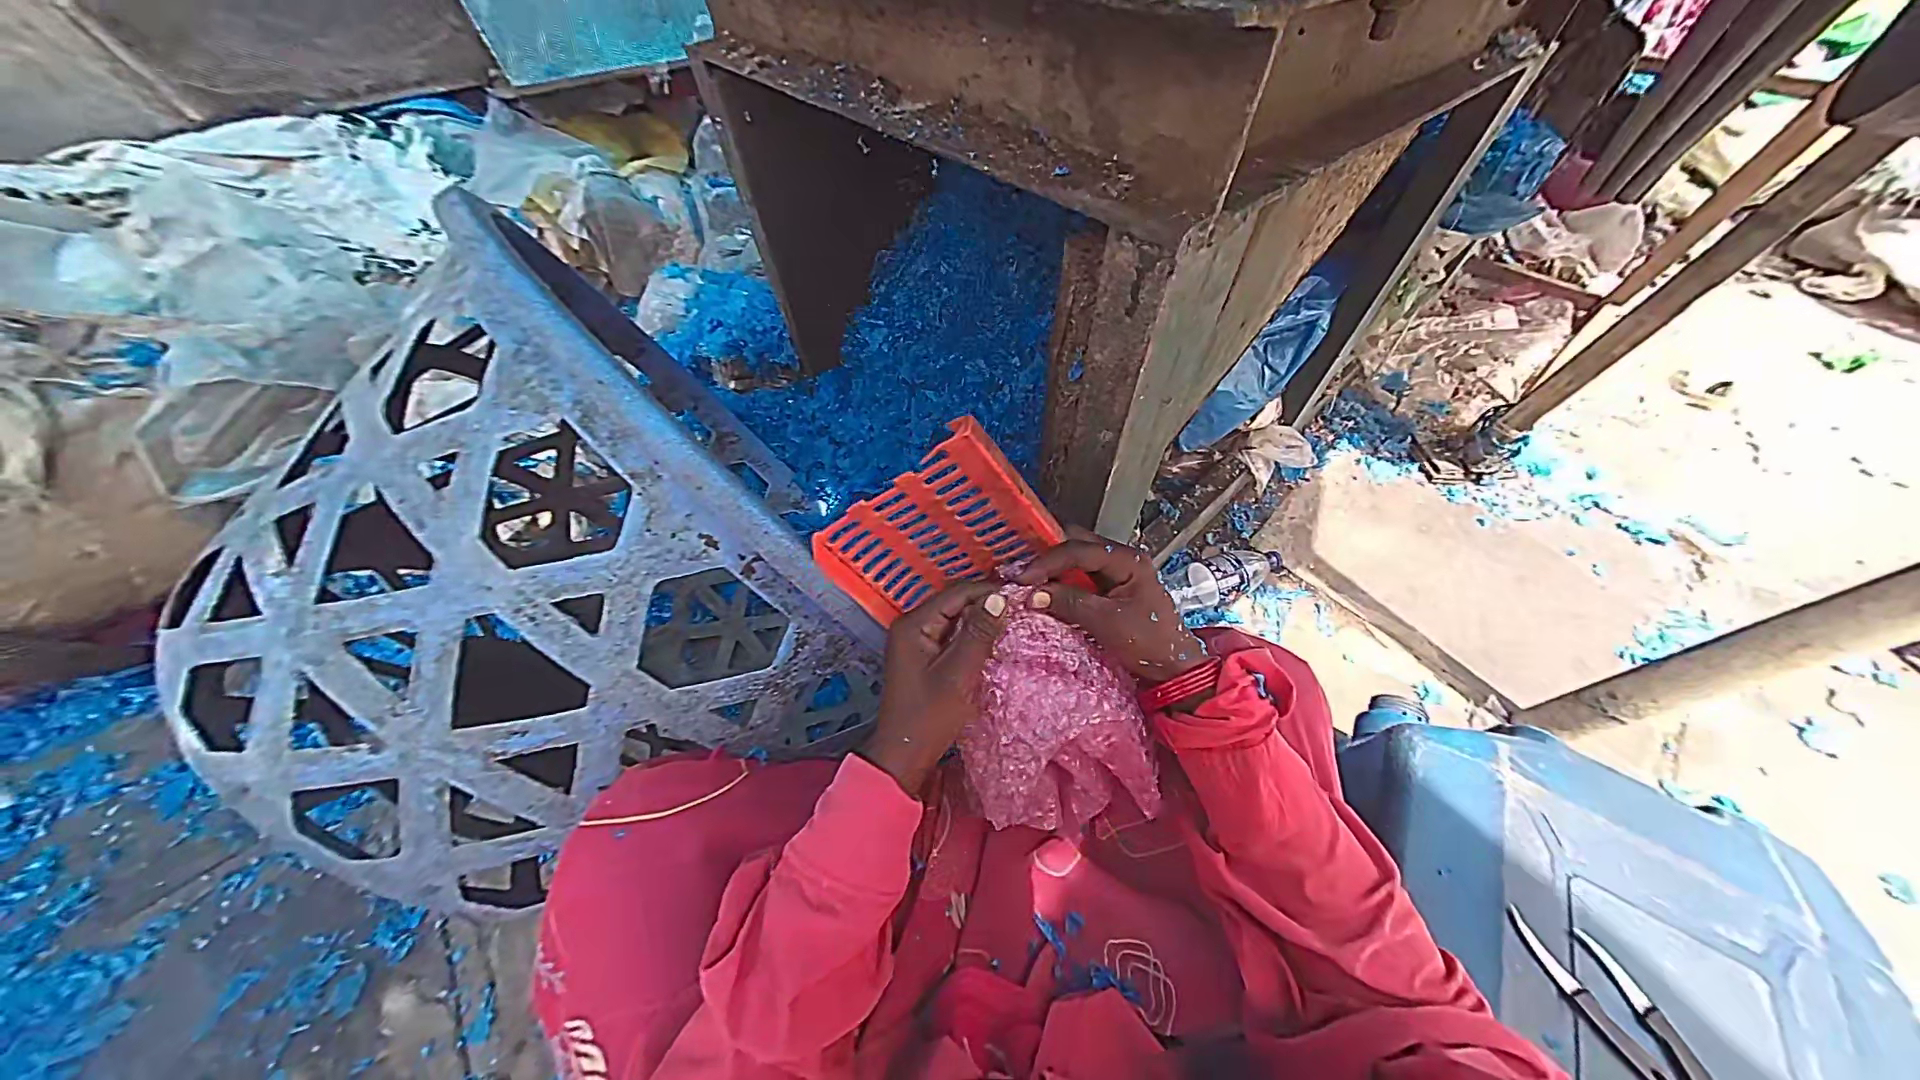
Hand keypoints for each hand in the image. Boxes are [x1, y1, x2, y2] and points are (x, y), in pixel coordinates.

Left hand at [860, 582, 1008, 794]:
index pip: (956, 593)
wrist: (905, 754)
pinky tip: (992, 638)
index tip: (1020, 594)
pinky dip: (972, 633)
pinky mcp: (924, 655)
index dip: (988, 591)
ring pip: (954, 617)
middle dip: (985, 601)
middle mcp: (911, 626)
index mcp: (913, 625)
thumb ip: (979, 633)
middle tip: (1019, 604)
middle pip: (954, 601)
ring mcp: (916, 641)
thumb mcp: (959, 673)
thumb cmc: (929, 716)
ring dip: (980, 617)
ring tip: (1012, 618)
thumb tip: (999, 598)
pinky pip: (951, 633)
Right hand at [1011, 528, 1207, 681]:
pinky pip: (1078, 578)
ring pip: (1075, 560)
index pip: (1079, 550)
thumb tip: (1034, 594)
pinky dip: (1059, 582)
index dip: (1047, 562)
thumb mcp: (1107, 622)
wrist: (1173, 669)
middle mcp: (1120, 559)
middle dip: (1046, 556)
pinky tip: (1043, 592)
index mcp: (1127, 560)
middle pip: (1076, 544)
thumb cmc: (1149, 643)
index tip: (1023, 578)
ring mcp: (1114, 574)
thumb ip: (1070, 603)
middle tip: (1021, 573)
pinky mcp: (1107, 590)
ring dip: (1051, 570)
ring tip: (1027, 583)